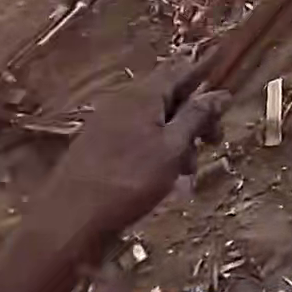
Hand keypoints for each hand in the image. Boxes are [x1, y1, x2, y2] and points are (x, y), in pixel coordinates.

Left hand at [44, 55, 228, 236]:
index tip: (223, 73)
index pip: (180, 70)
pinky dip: (156, 147)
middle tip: (213, 142)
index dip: (204, 71)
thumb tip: (221, 93)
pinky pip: (136, 135)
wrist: (68, 221)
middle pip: (168, 96)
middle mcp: (124, 100)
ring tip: (187, 170)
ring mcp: (108, 122)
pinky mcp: (97, 145)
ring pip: (153, 119)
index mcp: (144, 94)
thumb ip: (197, 117)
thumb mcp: (173, 148)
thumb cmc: (129, 180)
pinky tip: (163, 175)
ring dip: (177, 137)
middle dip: (194, 116)